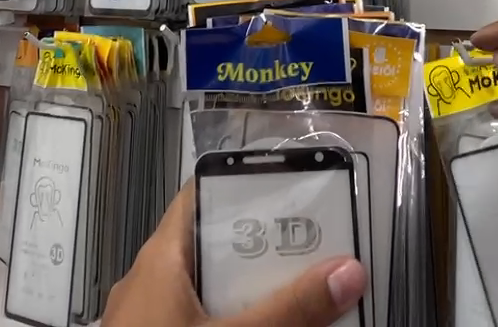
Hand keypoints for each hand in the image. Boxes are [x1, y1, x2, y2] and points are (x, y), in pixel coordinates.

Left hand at [102, 185, 366, 326]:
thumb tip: (352, 270)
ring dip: (245, 288)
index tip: (289, 188)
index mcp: (161, 254)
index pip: (200, 194)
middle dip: (258, 245)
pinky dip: (224, 317)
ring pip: (203, 286)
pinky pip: (192, 316)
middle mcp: (150, 277)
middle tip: (309, 244)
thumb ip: (290, 310)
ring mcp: (146, 315)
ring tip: (295, 286)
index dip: (242, 184)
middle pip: (210, 243)